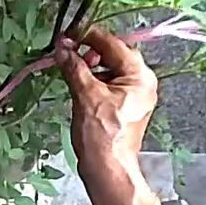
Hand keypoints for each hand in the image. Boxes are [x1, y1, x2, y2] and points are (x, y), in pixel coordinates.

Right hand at [56, 27, 157, 187]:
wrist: (107, 170)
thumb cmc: (101, 137)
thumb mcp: (85, 96)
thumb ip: (74, 67)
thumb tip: (62, 47)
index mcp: (140, 76)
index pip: (113, 44)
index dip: (88, 36)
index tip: (67, 34)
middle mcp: (143, 83)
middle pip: (114, 55)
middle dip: (90, 52)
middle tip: (68, 53)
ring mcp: (136, 96)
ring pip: (111, 70)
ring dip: (90, 67)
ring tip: (71, 70)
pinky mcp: (125, 108)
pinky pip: (110, 85)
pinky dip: (94, 81)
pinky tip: (79, 85)